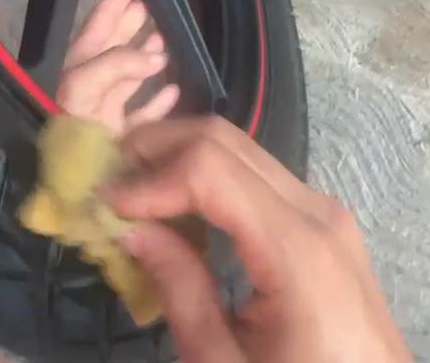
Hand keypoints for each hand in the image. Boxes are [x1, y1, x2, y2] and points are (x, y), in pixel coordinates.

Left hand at [55, 0, 180, 135]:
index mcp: (74, 72)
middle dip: (130, 24)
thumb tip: (155, 55)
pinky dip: (159, 104)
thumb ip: (115, 65)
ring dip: (147, 59)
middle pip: (112, 49)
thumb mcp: (79, 89)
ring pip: (129, 80)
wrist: (61, 197)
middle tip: (151, 3)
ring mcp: (103, 118)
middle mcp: (89, 91)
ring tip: (165, 39)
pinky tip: (175, 90)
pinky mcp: (119, 146)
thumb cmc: (63, 135)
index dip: (112, 3)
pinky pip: (143, 119)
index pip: (95, 29)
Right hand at [106, 117, 410, 362]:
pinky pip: (257, 173)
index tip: (105, 201)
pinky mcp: (322, 220)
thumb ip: (179, 290)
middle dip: (159, 147)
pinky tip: (177, 201)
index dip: (150, 177)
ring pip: (239, 147)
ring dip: (181, 155)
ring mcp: (324, 210)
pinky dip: (209, 173)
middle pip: (224, 140)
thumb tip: (130, 226)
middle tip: (110, 176)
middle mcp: (315, 210)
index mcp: (297, 250)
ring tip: (134, 186)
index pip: (210, 169)